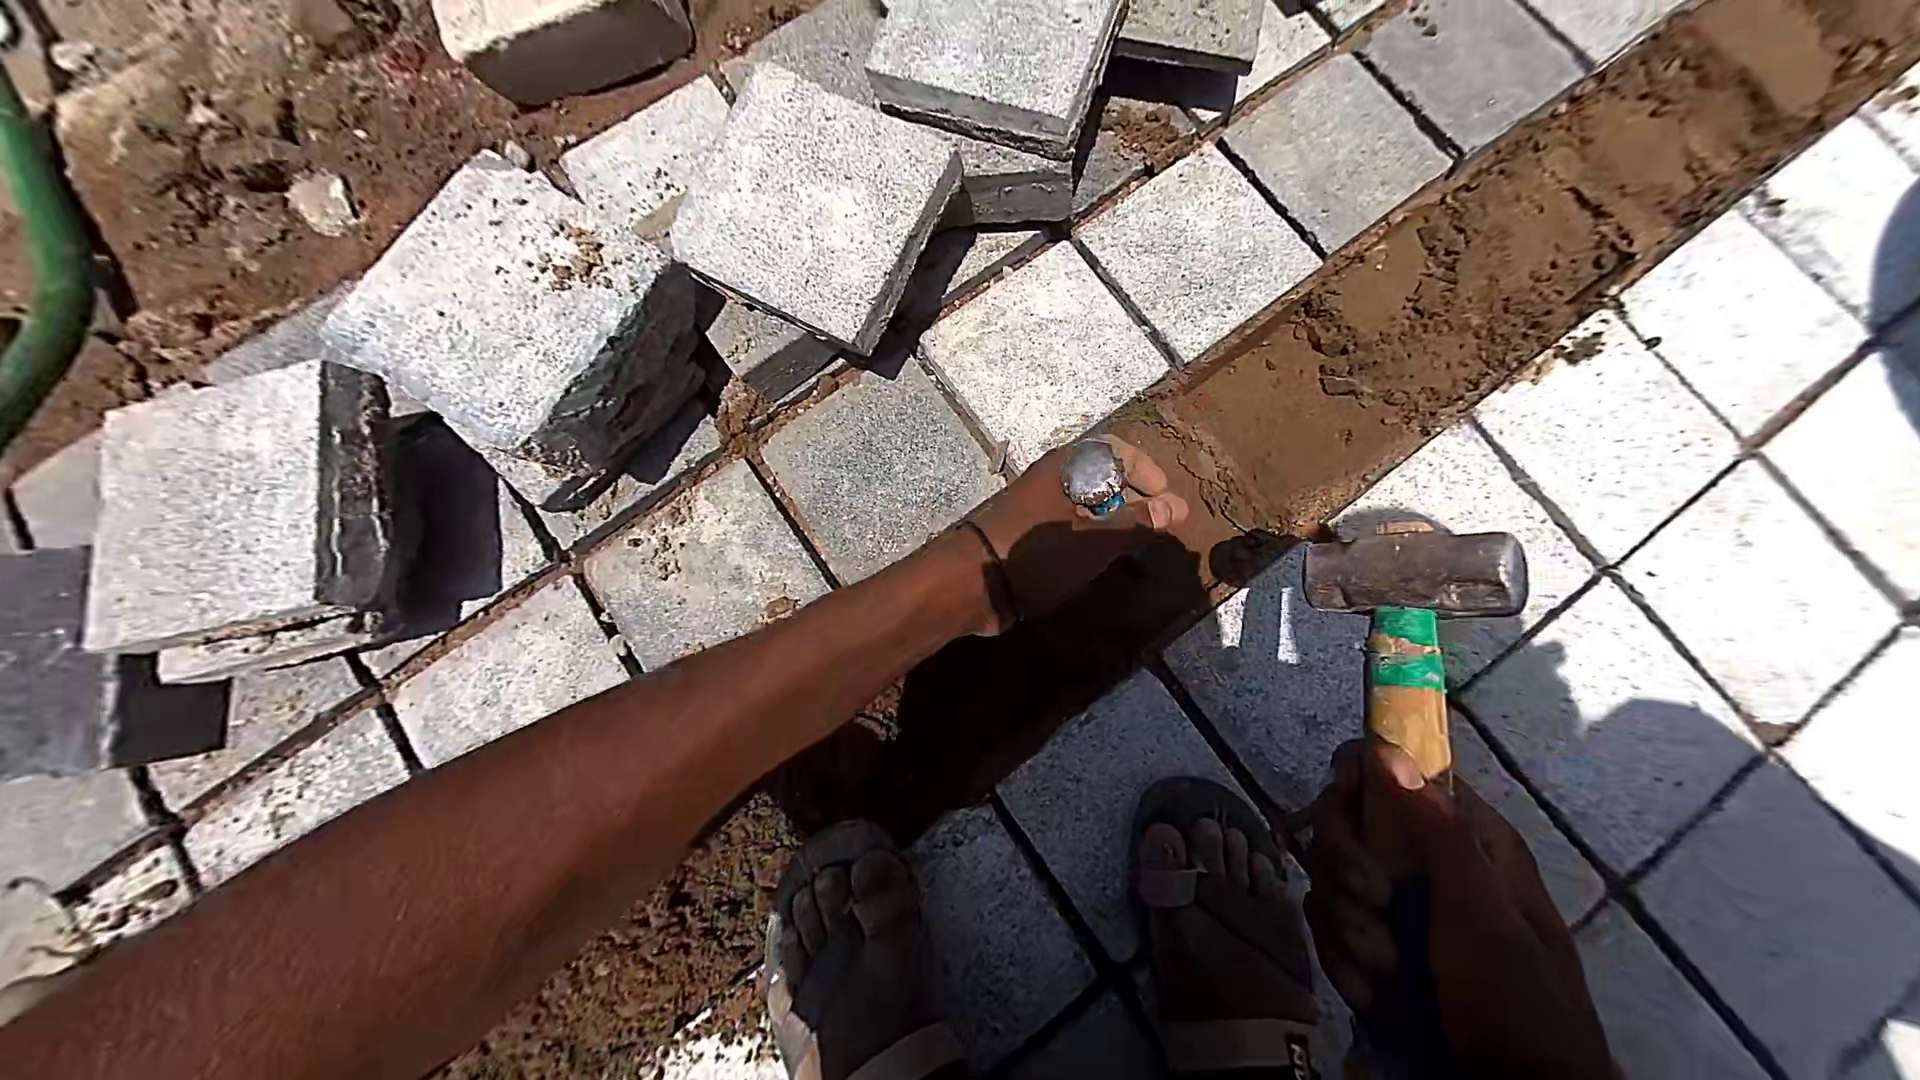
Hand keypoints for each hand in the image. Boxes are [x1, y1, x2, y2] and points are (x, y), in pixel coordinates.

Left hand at [963, 437, 1188, 634]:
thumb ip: (1137, 522)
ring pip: (1088, 507)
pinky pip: (1071, 528)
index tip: (1166, 503)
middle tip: (1154, 531)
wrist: (974, 584)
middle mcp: (1052, 479)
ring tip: (1134, 551)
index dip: (1147, 474)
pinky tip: (1101, 563)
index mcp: (1067, 467)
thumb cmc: (1037, 553)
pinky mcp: (1030, 534)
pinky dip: (1092, 540)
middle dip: (1134, 503)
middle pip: (1105, 480)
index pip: (1118, 452)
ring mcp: (1039, 507)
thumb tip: (1176, 507)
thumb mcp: (1095, 539)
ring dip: (1114, 525)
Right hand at [1303, 741, 1613, 1079]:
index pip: (1392, 768)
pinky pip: (1324, 915)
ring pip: (1326, 868)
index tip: (1342, 797)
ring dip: (1345, 918)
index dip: (1357, 773)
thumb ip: (1439, 832)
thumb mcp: (1484, 915)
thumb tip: (1385, 750)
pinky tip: (1368, 986)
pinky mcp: (1367, 930)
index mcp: (1460, 835)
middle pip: (1343, 816)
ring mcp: (1391, 894)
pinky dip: (1338, 951)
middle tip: (1373, 902)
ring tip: (1383, 964)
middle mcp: (1419, 854)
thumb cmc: (1517, 999)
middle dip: (1345, 862)